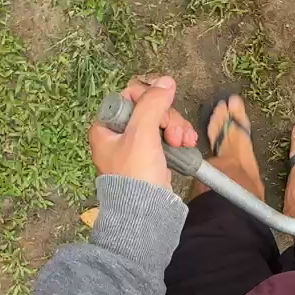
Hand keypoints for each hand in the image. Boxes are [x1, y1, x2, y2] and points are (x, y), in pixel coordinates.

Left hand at [88, 74, 197, 188]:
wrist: (145, 213)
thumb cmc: (136, 176)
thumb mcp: (142, 134)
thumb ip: (153, 104)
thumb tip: (166, 81)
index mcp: (106, 127)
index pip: (130, 96)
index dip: (151, 100)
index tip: (163, 111)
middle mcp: (118, 135)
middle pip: (149, 109)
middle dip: (169, 119)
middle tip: (176, 134)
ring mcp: (136, 147)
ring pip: (161, 122)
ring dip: (177, 128)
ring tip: (185, 142)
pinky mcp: (151, 157)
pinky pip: (167, 137)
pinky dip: (178, 138)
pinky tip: (187, 144)